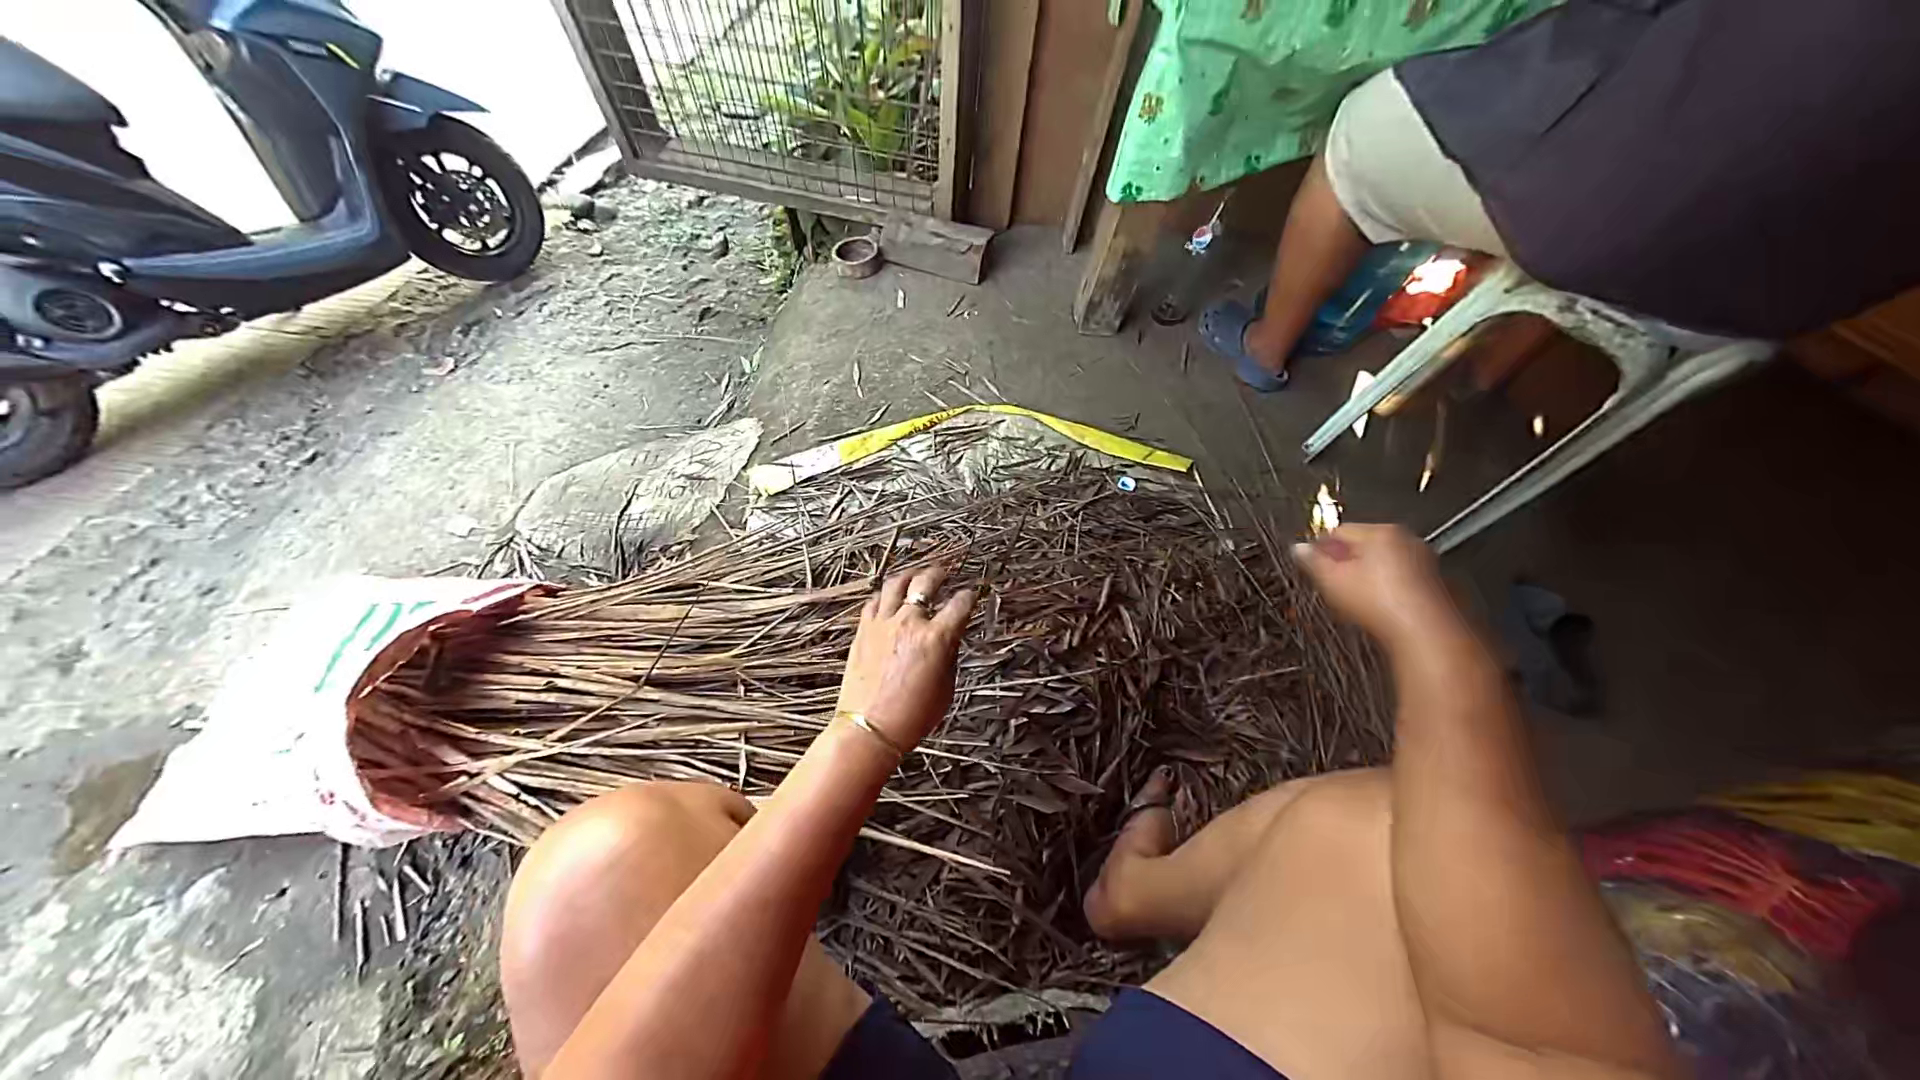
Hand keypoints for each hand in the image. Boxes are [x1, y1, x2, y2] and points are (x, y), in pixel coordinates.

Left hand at [835, 563, 977, 749]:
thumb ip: (950, 655)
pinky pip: (874, 601)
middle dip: (939, 574)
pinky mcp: (864, 630)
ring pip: (896, 584)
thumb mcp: (946, 687)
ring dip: (910, 575)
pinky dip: (885, 594)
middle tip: (944, 572)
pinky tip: (889, 595)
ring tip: (916, 574)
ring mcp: (883, 624)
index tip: (972, 594)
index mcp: (936, 638)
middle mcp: (909, 624)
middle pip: (926, 583)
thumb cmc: (909, 716)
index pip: (960, 604)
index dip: (970, 596)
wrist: (870, 729)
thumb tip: (950, 638)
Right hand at [1293, 524, 1463, 649]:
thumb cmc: (1381, 603)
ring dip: (1365, 576)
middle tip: (1331, 583)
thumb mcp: (1331, 580)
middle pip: (1362, 545)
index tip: (1311, 563)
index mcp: (1381, 532)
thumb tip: (1298, 549)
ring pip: (1381, 562)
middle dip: (1344, 562)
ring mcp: (1423, 561)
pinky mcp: (1433, 583)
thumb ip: (1311, 561)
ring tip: (1353, 598)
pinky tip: (1376, 606)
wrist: (1424, 633)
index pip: (1339, 531)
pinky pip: (1399, 578)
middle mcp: (1406, 540)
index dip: (1320, 548)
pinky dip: (1385, 588)